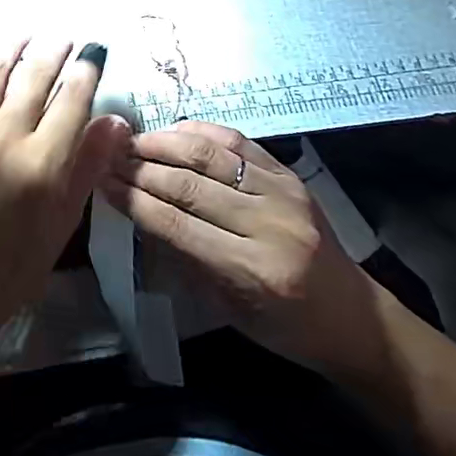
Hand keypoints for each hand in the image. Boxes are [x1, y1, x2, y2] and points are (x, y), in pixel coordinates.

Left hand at [0, 40, 130, 374]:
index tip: (93, 53)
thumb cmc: (14, 264)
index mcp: (40, 165)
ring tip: (28, 37)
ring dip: (14, 50)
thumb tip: (115, 120)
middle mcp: (1, 138)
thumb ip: (88, 165)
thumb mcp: (63, 221)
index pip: (70, 101)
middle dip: (52, 52)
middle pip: (32, 77)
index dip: (84, 72)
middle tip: (65, 37)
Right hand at [102, 119, 383, 375]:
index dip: (133, 200)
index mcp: (256, 271)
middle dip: (140, 168)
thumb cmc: (283, 325)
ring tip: (131, 141)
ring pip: (209, 154)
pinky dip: (198, 130)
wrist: (355, 318)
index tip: (100, 181)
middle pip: (189, 185)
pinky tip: (171, 131)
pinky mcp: (290, 174)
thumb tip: (133, 208)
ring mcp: (285, 194)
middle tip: (105, 157)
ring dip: (162, 143)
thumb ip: (180, 255)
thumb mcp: (224, 306)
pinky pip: (236, 140)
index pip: (177, 225)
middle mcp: (272, 225)